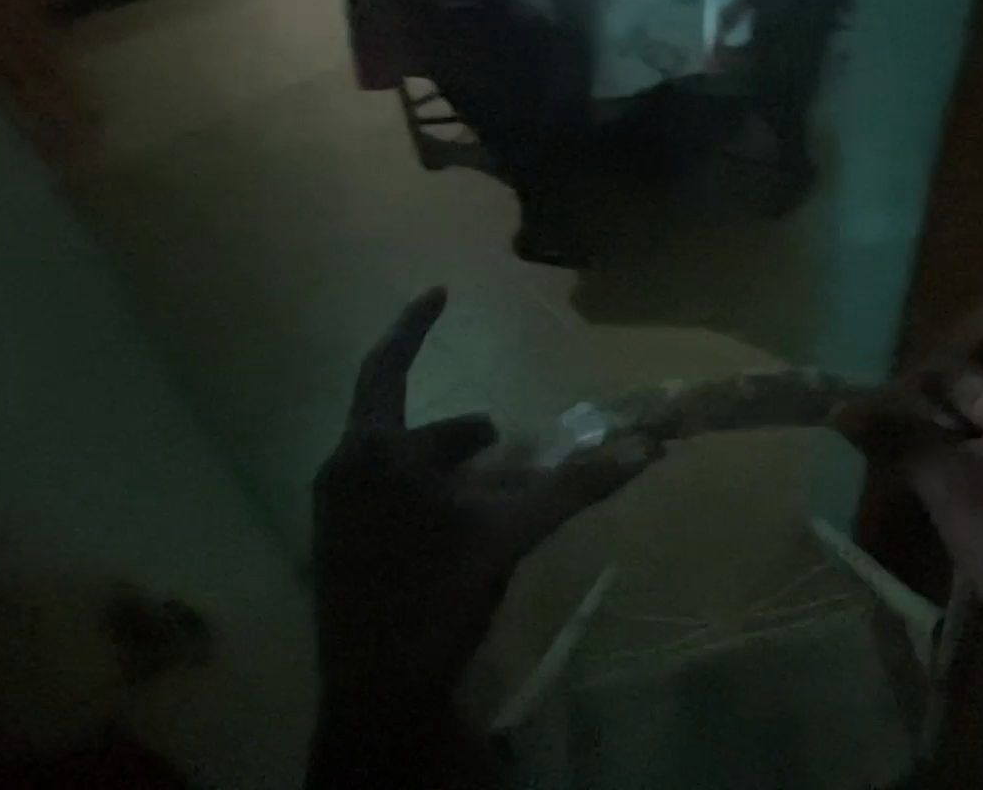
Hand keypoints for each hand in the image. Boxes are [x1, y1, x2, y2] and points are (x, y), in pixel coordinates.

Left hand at [311, 287, 653, 706]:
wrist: (377, 691)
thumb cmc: (437, 591)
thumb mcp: (513, 530)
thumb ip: (579, 485)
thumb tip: (647, 447)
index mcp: (375, 454)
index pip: (387, 367)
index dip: (413, 326)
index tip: (439, 291)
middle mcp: (344, 473)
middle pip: (411, 429)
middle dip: (464, 435)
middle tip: (508, 442)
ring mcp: (334, 514)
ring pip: (403, 468)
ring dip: (452, 468)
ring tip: (498, 484)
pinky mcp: (339, 548)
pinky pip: (390, 497)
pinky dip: (432, 494)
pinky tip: (466, 524)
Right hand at [841, 365, 982, 724]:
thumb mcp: (941, 478)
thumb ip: (895, 435)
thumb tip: (841, 406)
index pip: (951, 374)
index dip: (906, 385)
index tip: (863, 403)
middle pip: (955, 406)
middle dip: (911, 418)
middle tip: (865, 432)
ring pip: (959, 439)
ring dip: (922, 448)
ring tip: (879, 459)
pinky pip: (969, 469)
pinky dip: (939, 473)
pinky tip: (910, 489)